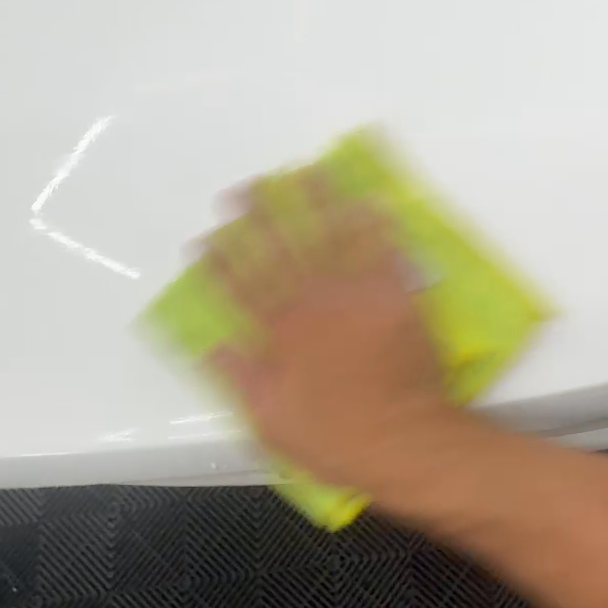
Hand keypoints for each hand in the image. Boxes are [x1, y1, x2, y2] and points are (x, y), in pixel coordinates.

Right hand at [203, 173, 458, 487]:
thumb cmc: (333, 436)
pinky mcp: (395, 294)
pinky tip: (367, 198)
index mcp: (280, 333)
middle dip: (262, 215)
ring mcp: (355, 294)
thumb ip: (239, 376)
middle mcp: (313, 303)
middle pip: (282, 249)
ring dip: (316, 202)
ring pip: (331, 237)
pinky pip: (384, 249)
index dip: (221, 261)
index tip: (206, 237)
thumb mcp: (269, 420)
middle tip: (248, 187)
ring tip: (304, 172)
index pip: (242, 287)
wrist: (401, 435)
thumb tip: (209, 343)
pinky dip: (375, 222)